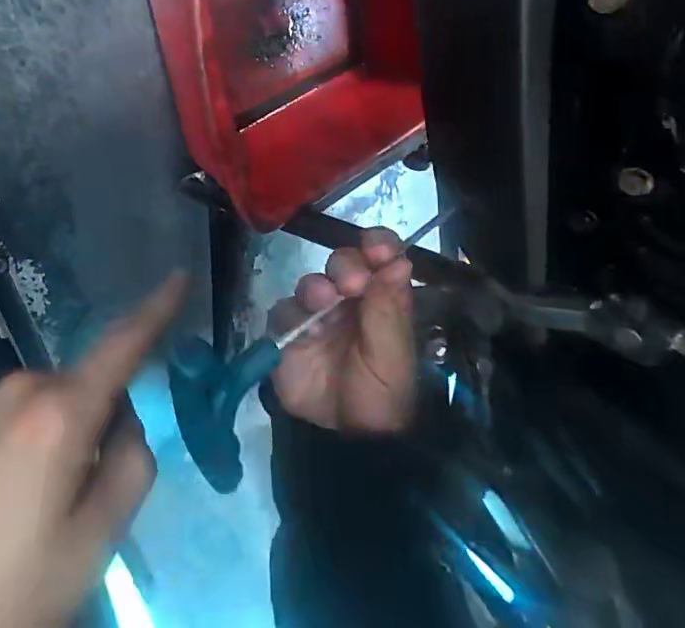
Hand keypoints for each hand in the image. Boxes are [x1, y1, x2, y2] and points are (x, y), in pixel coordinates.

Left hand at [0, 273, 187, 627]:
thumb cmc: (2, 591)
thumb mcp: (91, 546)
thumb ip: (131, 468)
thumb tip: (126, 423)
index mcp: (61, 414)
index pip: (122, 346)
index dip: (157, 310)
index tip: (180, 275)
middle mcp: (19, 390)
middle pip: (85, 385)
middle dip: (98, 419)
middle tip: (82, 493)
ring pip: (45, 401)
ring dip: (56, 431)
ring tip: (30, 505)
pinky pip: (6, 415)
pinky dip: (18, 438)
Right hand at [268, 227, 417, 432]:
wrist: (347, 440)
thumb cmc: (383, 394)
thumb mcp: (393, 354)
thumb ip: (390, 307)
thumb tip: (399, 261)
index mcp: (382, 297)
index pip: (380, 257)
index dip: (378, 245)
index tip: (376, 247)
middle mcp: (350, 299)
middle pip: (344, 263)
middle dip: (347, 265)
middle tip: (352, 282)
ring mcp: (318, 313)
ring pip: (312, 282)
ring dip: (318, 285)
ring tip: (324, 300)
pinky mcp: (289, 332)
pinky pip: (284, 310)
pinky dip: (293, 313)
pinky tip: (306, 328)